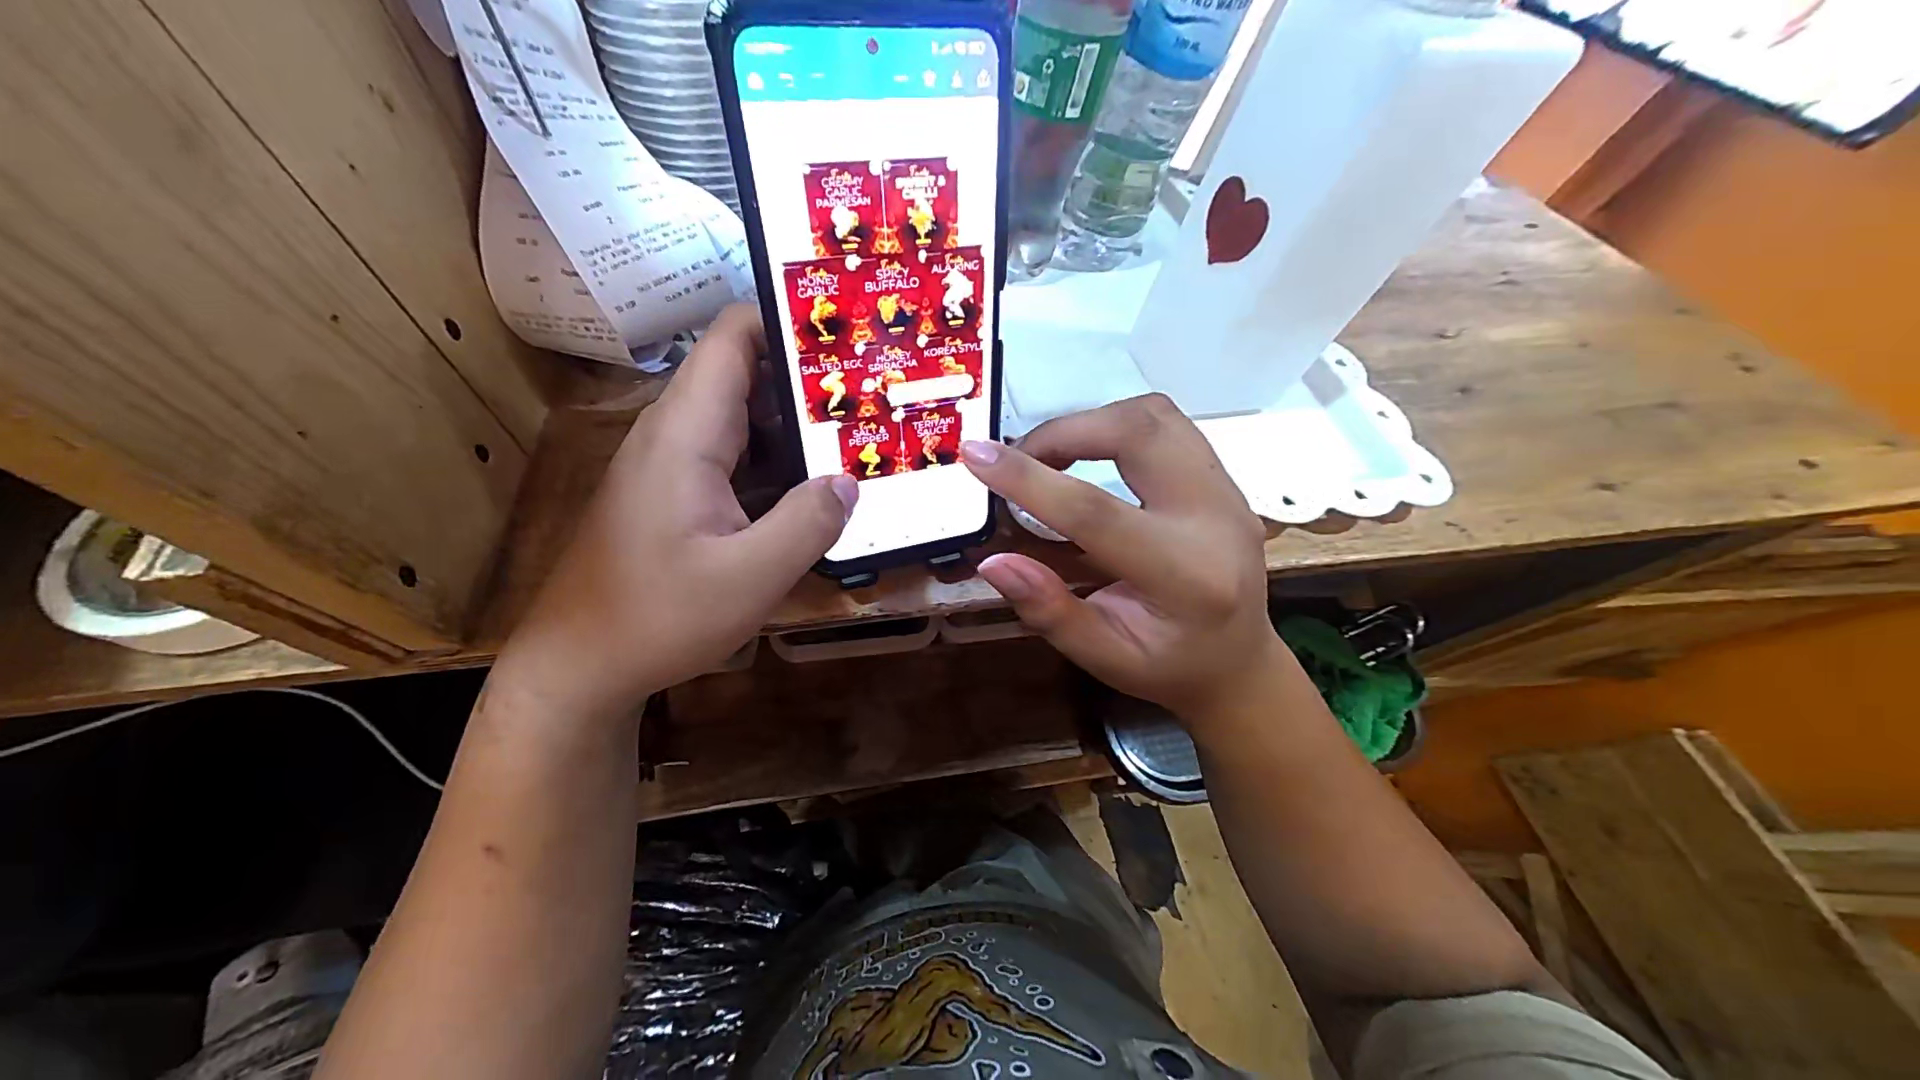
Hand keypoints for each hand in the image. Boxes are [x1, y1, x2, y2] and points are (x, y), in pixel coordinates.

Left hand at [491, 304, 857, 722]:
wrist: (578, 664)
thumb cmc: (656, 617)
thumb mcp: (747, 578)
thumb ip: (806, 524)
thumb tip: (849, 481)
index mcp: (686, 433)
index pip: (734, 337)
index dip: (788, 319)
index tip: (851, 332)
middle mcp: (676, 434)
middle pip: (746, 374)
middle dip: (810, 377)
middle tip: (877, 390)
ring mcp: (674, 464)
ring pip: (745, 419)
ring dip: (799, 424)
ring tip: (863, 433)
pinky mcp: (677, 494)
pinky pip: (736, 458)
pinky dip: (779, 462)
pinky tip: (820, 487)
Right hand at [959, 394, 1292, 722]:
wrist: (1238, 661)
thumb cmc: (1168, 666)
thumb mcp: (1103, 657)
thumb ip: (1049, 610)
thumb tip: (992, 562)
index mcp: (1184, 576)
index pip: (1096, 511)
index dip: (1030, 480)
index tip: (975, 456)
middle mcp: (1215, 518)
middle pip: (1138, 433)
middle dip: (1065, 432)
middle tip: (1020, 459)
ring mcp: (1228, 491)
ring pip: (1156, 415)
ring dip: (1092, 422)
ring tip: (1053, 456)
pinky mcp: (1224, 478)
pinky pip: (1168, 425)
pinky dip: (1117, 427)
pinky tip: (1092, 455)